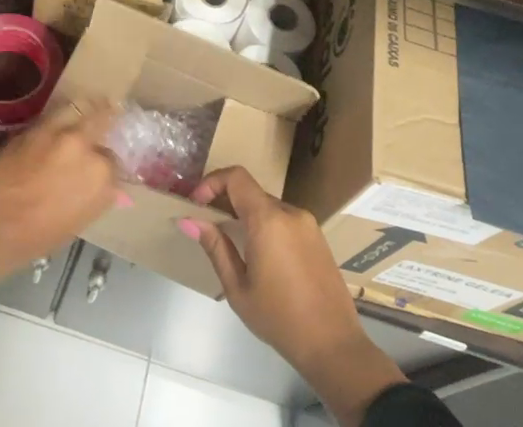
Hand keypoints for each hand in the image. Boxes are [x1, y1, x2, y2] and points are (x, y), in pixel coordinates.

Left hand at [0, 102, 119, 282]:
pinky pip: (55, 114)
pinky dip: (61, 116)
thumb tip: (109, 186)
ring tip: (86, 111)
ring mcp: (58, 134)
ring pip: (80, 108)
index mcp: (101, 177)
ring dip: (85, 109)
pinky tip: (60, 122)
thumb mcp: (78, 222)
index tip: (104, 165)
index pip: (116, 160)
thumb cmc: (37, 237)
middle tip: (107, 119)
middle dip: (107, 120)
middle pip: (104, 121)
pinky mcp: (33, 128)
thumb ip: (99, 196)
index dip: (109, 163)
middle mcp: (85, 149)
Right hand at [181, 167, 406, 426]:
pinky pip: (285, 220)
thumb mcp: (238, 287)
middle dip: (226, 202)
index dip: (212, 182)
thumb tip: (189, 221)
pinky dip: (266, 226)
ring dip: (247, 216)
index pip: (236, 177)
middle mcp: (290, 213)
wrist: (333, 344)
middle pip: (252, 192)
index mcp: (268, 220)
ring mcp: (308, 224)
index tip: (197, 203)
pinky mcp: (318, 237)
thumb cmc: (278, 318)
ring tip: (233, 245)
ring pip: (268, 206)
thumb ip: (215, 247)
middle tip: (209, 226)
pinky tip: (261, 257)